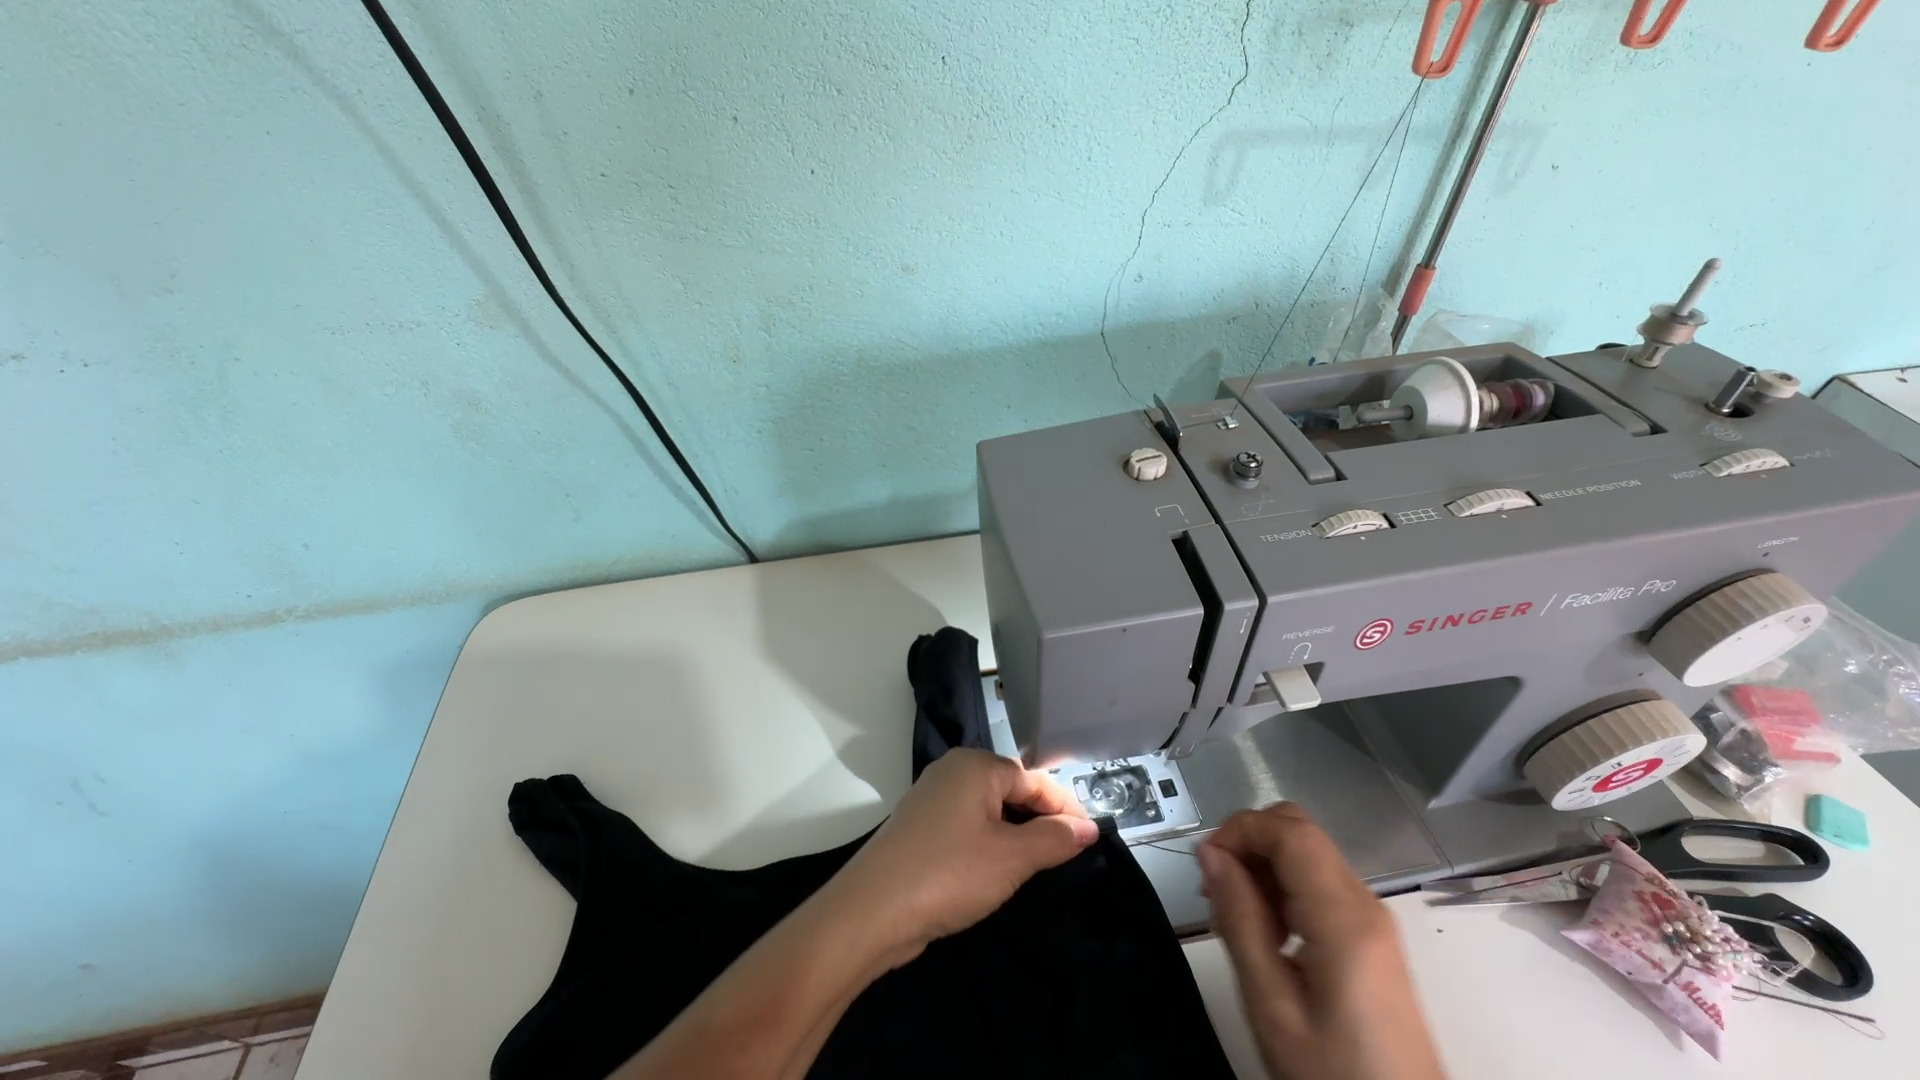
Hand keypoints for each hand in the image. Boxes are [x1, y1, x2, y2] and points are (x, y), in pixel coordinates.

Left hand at [820, 748, 1099, 966]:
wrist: (871, 912)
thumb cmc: (948, 874)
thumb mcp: (1012, 857)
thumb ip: (1054, 839)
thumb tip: (1088, 828)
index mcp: (974, 766)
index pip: (1034, 779)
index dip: (1065, 808)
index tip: (1091, 839)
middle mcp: (951, 774)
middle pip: (1011, 791)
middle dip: (1040, 821)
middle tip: (1070, 856)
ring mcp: (931, 802)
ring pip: (989, 813)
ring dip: (1015, 837)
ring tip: (1040, 868)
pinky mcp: (920, 832)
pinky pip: (968, 830)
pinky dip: (989, 847)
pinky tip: (999, 874)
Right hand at [1199, 803, 1444, 1079]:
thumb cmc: (1333, 1072)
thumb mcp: (1272, 1005)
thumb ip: (1240, 921)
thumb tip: (1211, 855)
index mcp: (1344, 916)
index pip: (1290, 830)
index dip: (1239, 830)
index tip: (1204, 867)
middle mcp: (1365, 903)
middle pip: (1300, 831)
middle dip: (1248, 844)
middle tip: (1216, 894)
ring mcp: (1371, 918)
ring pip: (1306, 855)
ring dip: (1262, 868)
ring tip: (1233, 922)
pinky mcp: (1370, 936)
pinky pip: (1318, 884)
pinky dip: (1281, 889)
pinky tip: (1264, 934)